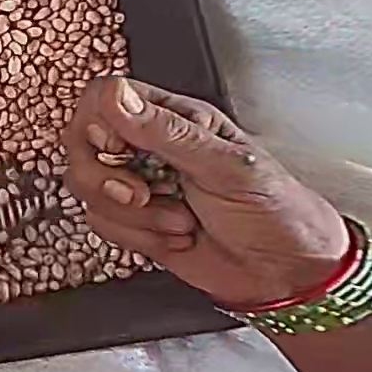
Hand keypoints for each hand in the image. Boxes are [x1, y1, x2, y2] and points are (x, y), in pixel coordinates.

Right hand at [64, 77, 348, 306]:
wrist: (290, 275)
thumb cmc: (275, 209)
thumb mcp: (225, 166)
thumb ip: (164, 130)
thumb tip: (115, 95)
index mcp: (170, 117)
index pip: (103, 98)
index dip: (97, 123)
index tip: (117, 149)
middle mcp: (145, 146)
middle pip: (81, 143)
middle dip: (104, 178)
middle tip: (140, 194)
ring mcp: (135, 184)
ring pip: (85, 186)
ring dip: (131, 215)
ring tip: (178, 220)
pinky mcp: (131, 221)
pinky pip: (100, 223)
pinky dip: (136, 237)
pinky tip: (175, 236)